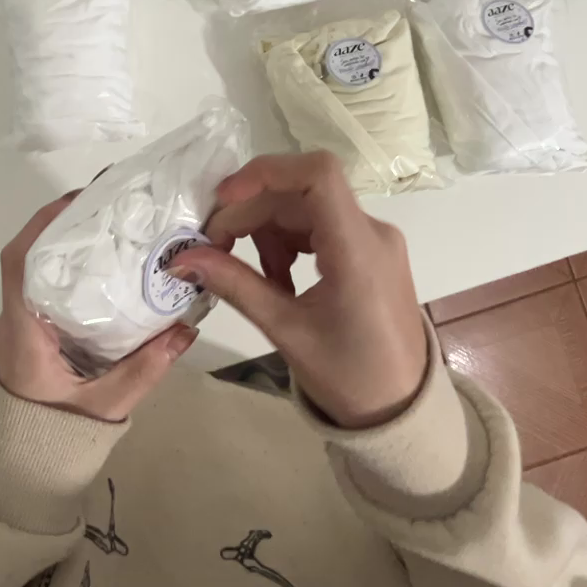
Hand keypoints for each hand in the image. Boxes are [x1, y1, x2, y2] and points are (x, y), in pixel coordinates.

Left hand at [0, 193, 197, 422]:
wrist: (20, 465)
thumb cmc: (55, 436)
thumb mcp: (104, 408)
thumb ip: (143, 371)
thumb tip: (186, 328)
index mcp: (23, 332)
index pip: (17, 266)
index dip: (41, 228)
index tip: (76, 203)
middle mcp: (14, 318)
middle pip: (27, 256)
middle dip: (61, 223)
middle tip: (107, 204)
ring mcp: (18, 320)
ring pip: (33, 267)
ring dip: (63, 240)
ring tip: (109, 222)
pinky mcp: (28, 326)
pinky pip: (41, 283)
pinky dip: (66, 263)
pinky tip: (101, 259)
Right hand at [169, 152, 428, 428]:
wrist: (403, 412)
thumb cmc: (350, 377)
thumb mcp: (285, 330)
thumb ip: (234, 284)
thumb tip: (182, 257)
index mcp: (358, 250)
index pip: (317, 175)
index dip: (265, 173)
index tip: (223, 200)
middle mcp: (372, 231)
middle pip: (298, 193)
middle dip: (249, 213)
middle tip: (213, 249)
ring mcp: (372, 238)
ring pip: (303, 207)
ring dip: (265, 229)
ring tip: (249, 276)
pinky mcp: (367, 249)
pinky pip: (317, 225)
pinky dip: (286, 241)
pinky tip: (276, 279)